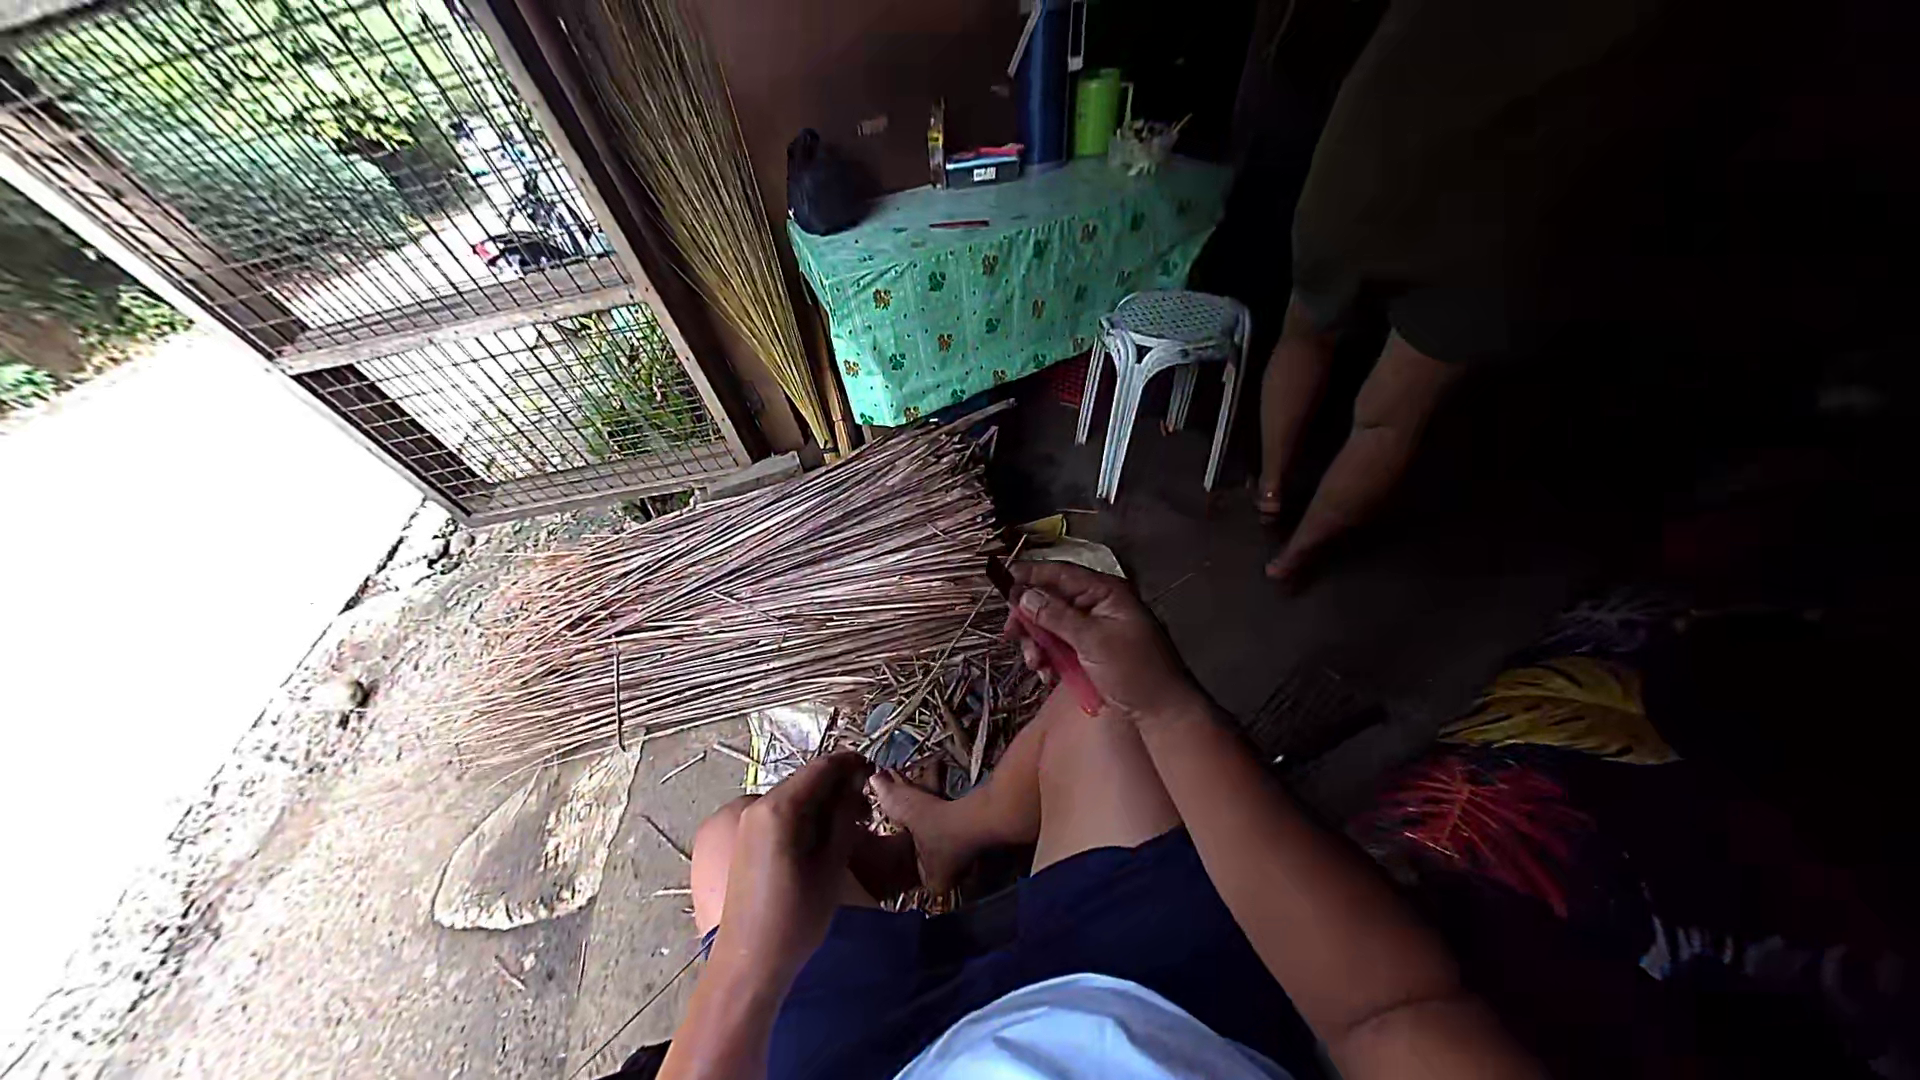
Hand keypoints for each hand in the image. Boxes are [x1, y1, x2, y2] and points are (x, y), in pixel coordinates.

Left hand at [711, 752, 873, 988]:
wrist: (749, 967)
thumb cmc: (796, 917)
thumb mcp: (832, 864)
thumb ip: (844, 815)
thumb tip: (854, 782)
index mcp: (779, 808)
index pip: (821, 767)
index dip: (851, 764)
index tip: (875, 772)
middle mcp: (759, 807)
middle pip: (807, 780)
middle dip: (839, 786)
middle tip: (869, 809)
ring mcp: (749, 824)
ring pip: (797, 797)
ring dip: (825, 803)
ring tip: (854, 826)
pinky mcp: (747, 841)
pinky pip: (784, 815)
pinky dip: (808, 817)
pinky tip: (827, 839)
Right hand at [1004, 561, 1206, 724]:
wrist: (1162, 711)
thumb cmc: (1134, 670)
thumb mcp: (1093, 640)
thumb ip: (1056, 616)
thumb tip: (1022, 594)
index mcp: (1104, 592)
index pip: (1060, 573)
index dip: (1030, 574)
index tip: (1002, 580)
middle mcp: (1096, 604)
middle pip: (1050, 599)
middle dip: (1029, 618)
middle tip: (1011, 634)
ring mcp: (1091, 628)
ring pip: (1049, 625)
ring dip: (1037, 643)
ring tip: (1036, 664)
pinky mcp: (1087, 650)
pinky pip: (1058, 646)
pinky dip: (1048, 657)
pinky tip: (1046, 674)